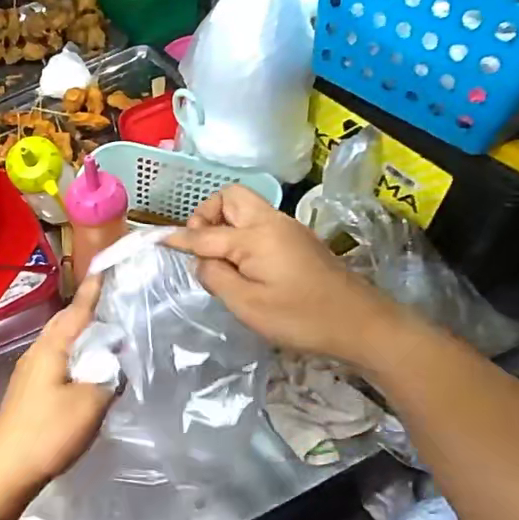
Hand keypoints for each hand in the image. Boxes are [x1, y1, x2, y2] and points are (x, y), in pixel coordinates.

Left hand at [0, 274, 111, 519]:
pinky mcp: (29, 391)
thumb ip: (108, 377)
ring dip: (82, 335)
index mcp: (51, 348)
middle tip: (115, 303)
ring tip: (108, 335)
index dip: (94, 290)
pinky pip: (57, 361)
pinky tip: (88, 369)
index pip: (77, 310)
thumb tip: (115, 362)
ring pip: (60, 343)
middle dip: (88, 310)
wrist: (5, 471)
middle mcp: (37, 352)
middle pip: (65, 323)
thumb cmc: (48, 432)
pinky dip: (75, 356)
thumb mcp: (90, 403)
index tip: (107, 268)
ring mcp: (29, 372)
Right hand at [164, 185, 411, 368]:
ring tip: (218, 256)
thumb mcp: (248, 306)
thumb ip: (217, 277)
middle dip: (207, 214)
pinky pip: (261, 222)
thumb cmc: (301, 318)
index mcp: (255, 236)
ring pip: (247, 206)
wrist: (359, 322)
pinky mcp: (300, 239)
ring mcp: (289, 228)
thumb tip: (202, 261)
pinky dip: (243, 231)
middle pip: (230, 197)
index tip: (158, 241)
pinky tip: (243, 262)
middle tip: (200, 246)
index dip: (179, 239)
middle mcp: (271, 222)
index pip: (205, 233)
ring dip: (226, 222)